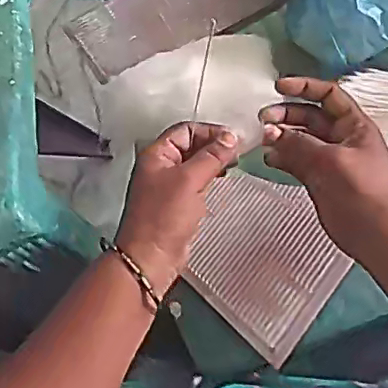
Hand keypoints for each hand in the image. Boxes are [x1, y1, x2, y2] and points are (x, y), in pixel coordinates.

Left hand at [114, 122, 240, 291]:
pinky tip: (220, 182)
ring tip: (232, 165)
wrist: (151, 257)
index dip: (210, 131)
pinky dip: (209, 178)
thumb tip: (230, 138)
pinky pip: (195, 182)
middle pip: (191, 145)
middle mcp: (160, 166)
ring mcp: (168, 184)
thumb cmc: (162, 218)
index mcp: (156, 154)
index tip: (233, 139)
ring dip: (213, 162)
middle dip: (213, 146)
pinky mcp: (176, 202)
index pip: (186, 130)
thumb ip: (211, 157)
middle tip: (236, 152)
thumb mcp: (190, 180)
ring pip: (194, 163)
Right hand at [260, 77, 387, 266]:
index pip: (329, 95)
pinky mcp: (319, 179)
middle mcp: (341, 139)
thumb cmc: (364, 193)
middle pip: (310, 116)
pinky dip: (281, 157)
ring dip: (280, 136)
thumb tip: (270, 132)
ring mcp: (330, 160)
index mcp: (354, 126)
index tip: (279, 87)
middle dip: (286, 114)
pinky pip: (296, 160)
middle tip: (263, 120)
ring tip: (262, 140)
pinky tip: (268, 159)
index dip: (305, 87)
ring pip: (300, 138)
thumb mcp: (330, 161)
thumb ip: (298, 144)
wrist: (381, 238)